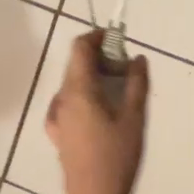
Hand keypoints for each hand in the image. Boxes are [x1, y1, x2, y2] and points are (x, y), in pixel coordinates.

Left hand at [46, 30, 149, 193]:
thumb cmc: (115, 157)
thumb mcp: (134, 119)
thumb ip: (136, 83)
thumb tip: (138, 57)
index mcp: (79, 89)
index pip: (80, 47)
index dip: (97, 36)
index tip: (117, 40)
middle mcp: (62, 97)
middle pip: (75, 63)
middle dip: (98, 57)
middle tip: (123, 67)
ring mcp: (56, 116)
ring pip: (71, 82)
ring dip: (90, 76)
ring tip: (114, 88)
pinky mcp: (56, 134)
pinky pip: (64, 103)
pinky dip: (79, 96)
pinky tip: (93, 109)